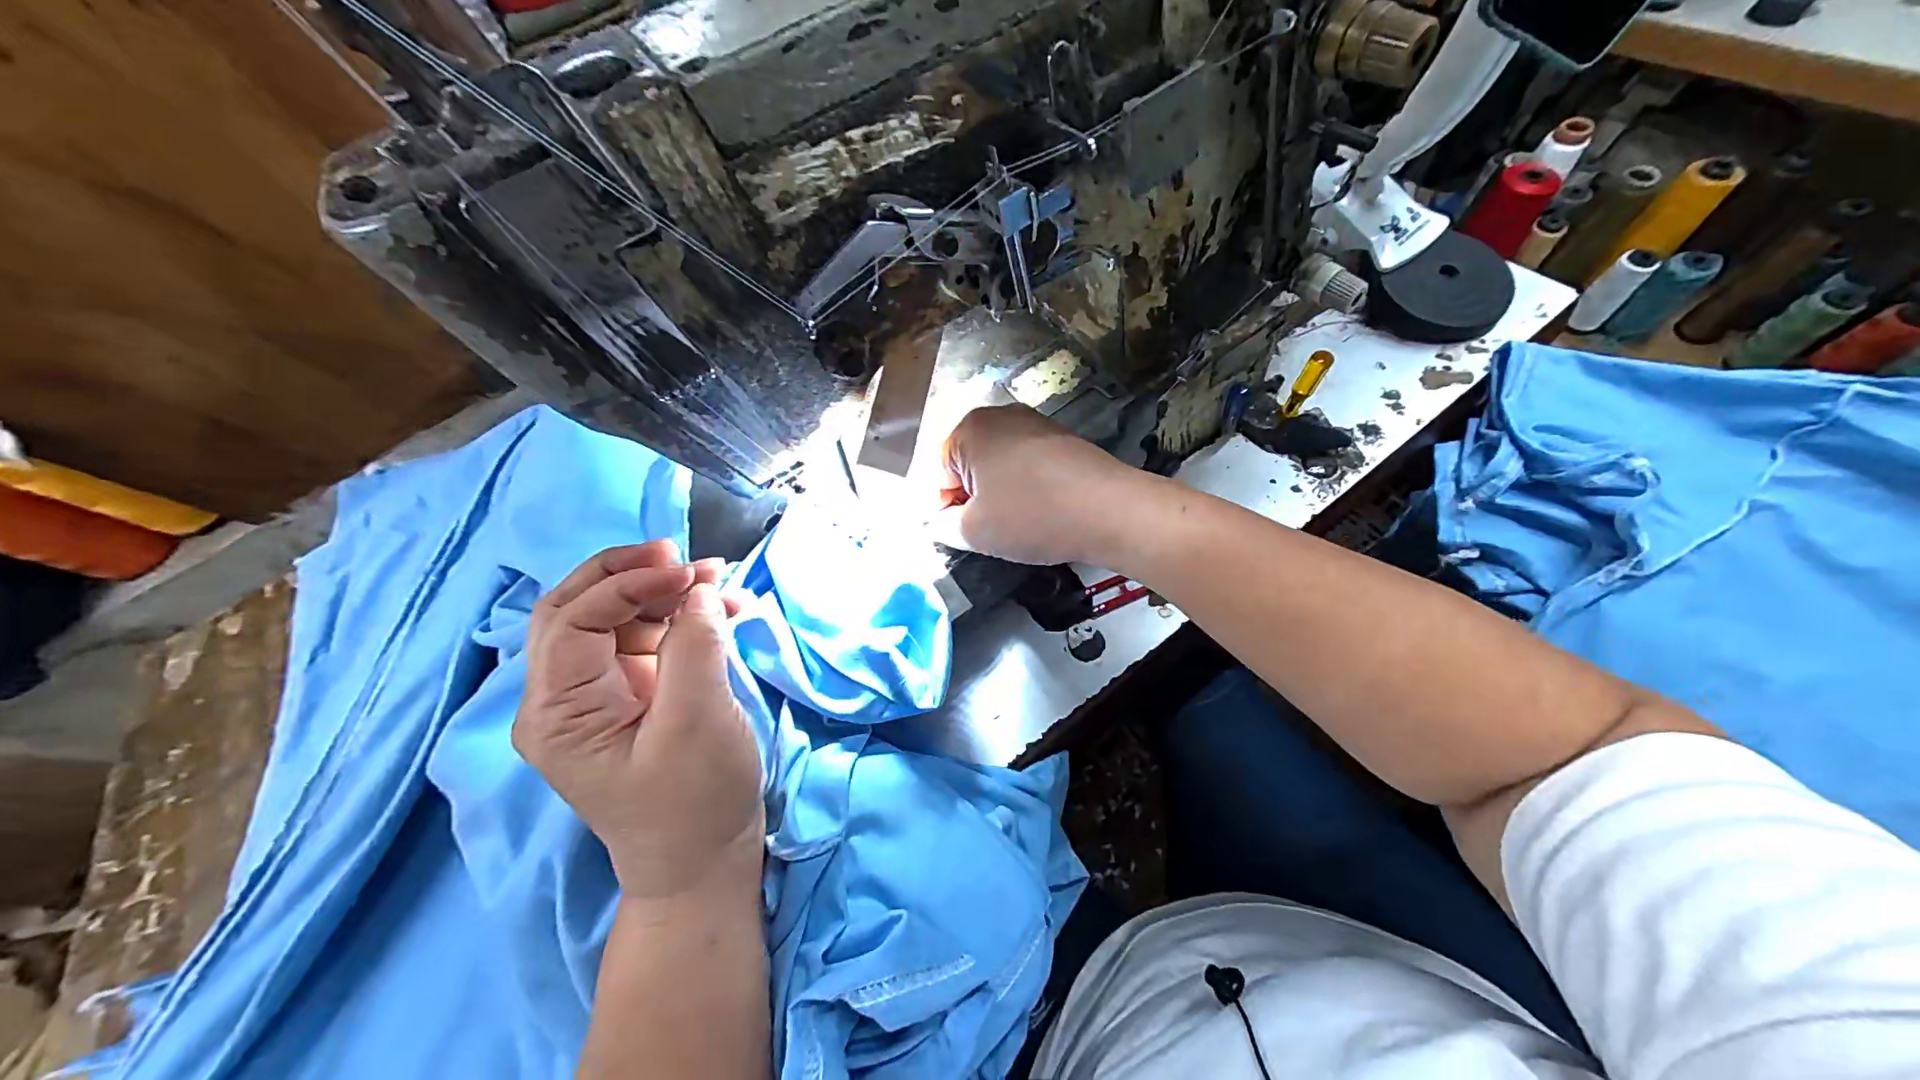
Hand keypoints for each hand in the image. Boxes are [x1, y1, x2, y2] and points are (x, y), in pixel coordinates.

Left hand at [512, 541, 762, 900]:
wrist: (705, 861)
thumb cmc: (695, 802)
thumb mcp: (698, 722)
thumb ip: (695, 646)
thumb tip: (699, 589)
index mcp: (557, 712)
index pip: (574, 620)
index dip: (630, 583)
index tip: (691, 573)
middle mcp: (564, 698)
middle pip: (578, 609)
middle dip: (629, 573)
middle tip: (680, 555)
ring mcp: (599, 696)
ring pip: (616, 618)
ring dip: (664, 593)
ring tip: (718, 582)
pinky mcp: (634, 696)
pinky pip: (647, 639)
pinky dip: (681, 618)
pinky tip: (723, 610)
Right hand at [934, 404, 1148, 565]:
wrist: (1110, 510)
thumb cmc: (1032, 516)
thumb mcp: (973, 532)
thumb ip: (943, 526)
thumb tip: (941, 521)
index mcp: (969, 429)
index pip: (937, 473)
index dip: (945, 508)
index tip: (962, 533)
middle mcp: (1000, 415)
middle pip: (969, 464)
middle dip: (973, 497)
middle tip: (990, 530)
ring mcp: (1035, 423)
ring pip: (999, 465)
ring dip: (1000, 494)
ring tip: (1019, 523)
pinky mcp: (1062, 438)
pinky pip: (1028, 464)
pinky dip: (1027, 487)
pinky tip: (1043, 510)